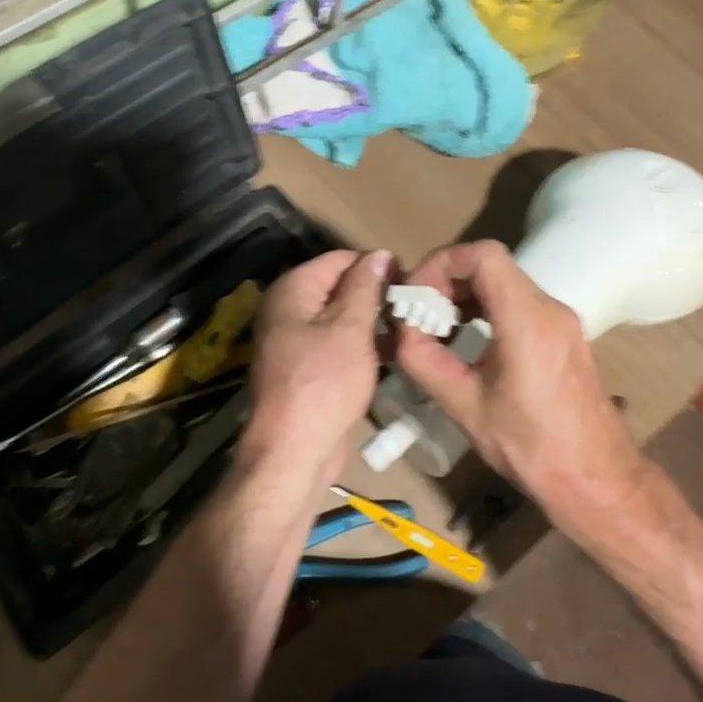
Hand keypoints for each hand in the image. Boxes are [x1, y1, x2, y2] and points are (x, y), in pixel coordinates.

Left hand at [241, 249, 390, 484]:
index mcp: (292, 288)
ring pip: (339, 317)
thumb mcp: (350, 328)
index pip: (340, 259)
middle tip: (415, 307)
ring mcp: (292, 338)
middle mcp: (287, 307)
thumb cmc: (324, 382)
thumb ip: (365, 286)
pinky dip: (360, 344)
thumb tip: (379, 253)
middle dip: (375, 294)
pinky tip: (392, 353)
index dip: (375, 265)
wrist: (293, 449)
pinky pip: (335, 343)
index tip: (410, 281)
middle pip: (338, 287)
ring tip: (410, 328)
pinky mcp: (304, 366)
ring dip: (371, 321)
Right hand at [393, 240, 644, 526]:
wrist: (597, 482)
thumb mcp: (464, 406)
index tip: (417, 297)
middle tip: (418, 314)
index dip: (441, 264)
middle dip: (445, 281)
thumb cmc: (531, 448)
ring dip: (463, 295)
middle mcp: (549, 309)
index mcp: (527, 320)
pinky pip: (516, 302)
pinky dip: (483, 309)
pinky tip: (463, 341)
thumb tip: (402, 328)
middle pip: (489, 265)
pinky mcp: (562, 335)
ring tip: (435, 329)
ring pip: (502, 282)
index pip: (482, 255)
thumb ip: (424, 360)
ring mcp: (560, 320)